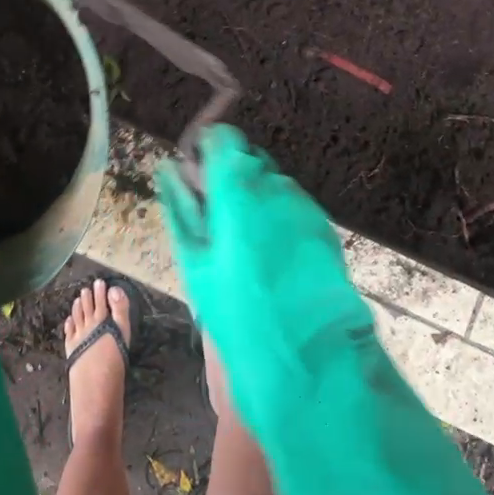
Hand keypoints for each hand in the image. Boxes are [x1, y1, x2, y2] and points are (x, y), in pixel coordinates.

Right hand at [154, 126, 375, 418]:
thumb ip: (181, 209)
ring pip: (272, 186)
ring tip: (247, 249)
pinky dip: (280, 222)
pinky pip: (294, 210)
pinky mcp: (325, 227)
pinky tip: (274, 259)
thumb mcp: (195, 263)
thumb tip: (168, 170)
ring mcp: (305, 205)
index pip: (223, 138)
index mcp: (238, 187)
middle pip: (248, 161)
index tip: (198, 177)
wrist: (308, 356)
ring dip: (256, 202)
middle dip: (231, 181)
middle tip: (217, 222)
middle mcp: (275, 185)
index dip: (208, 151)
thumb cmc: (237, 311)